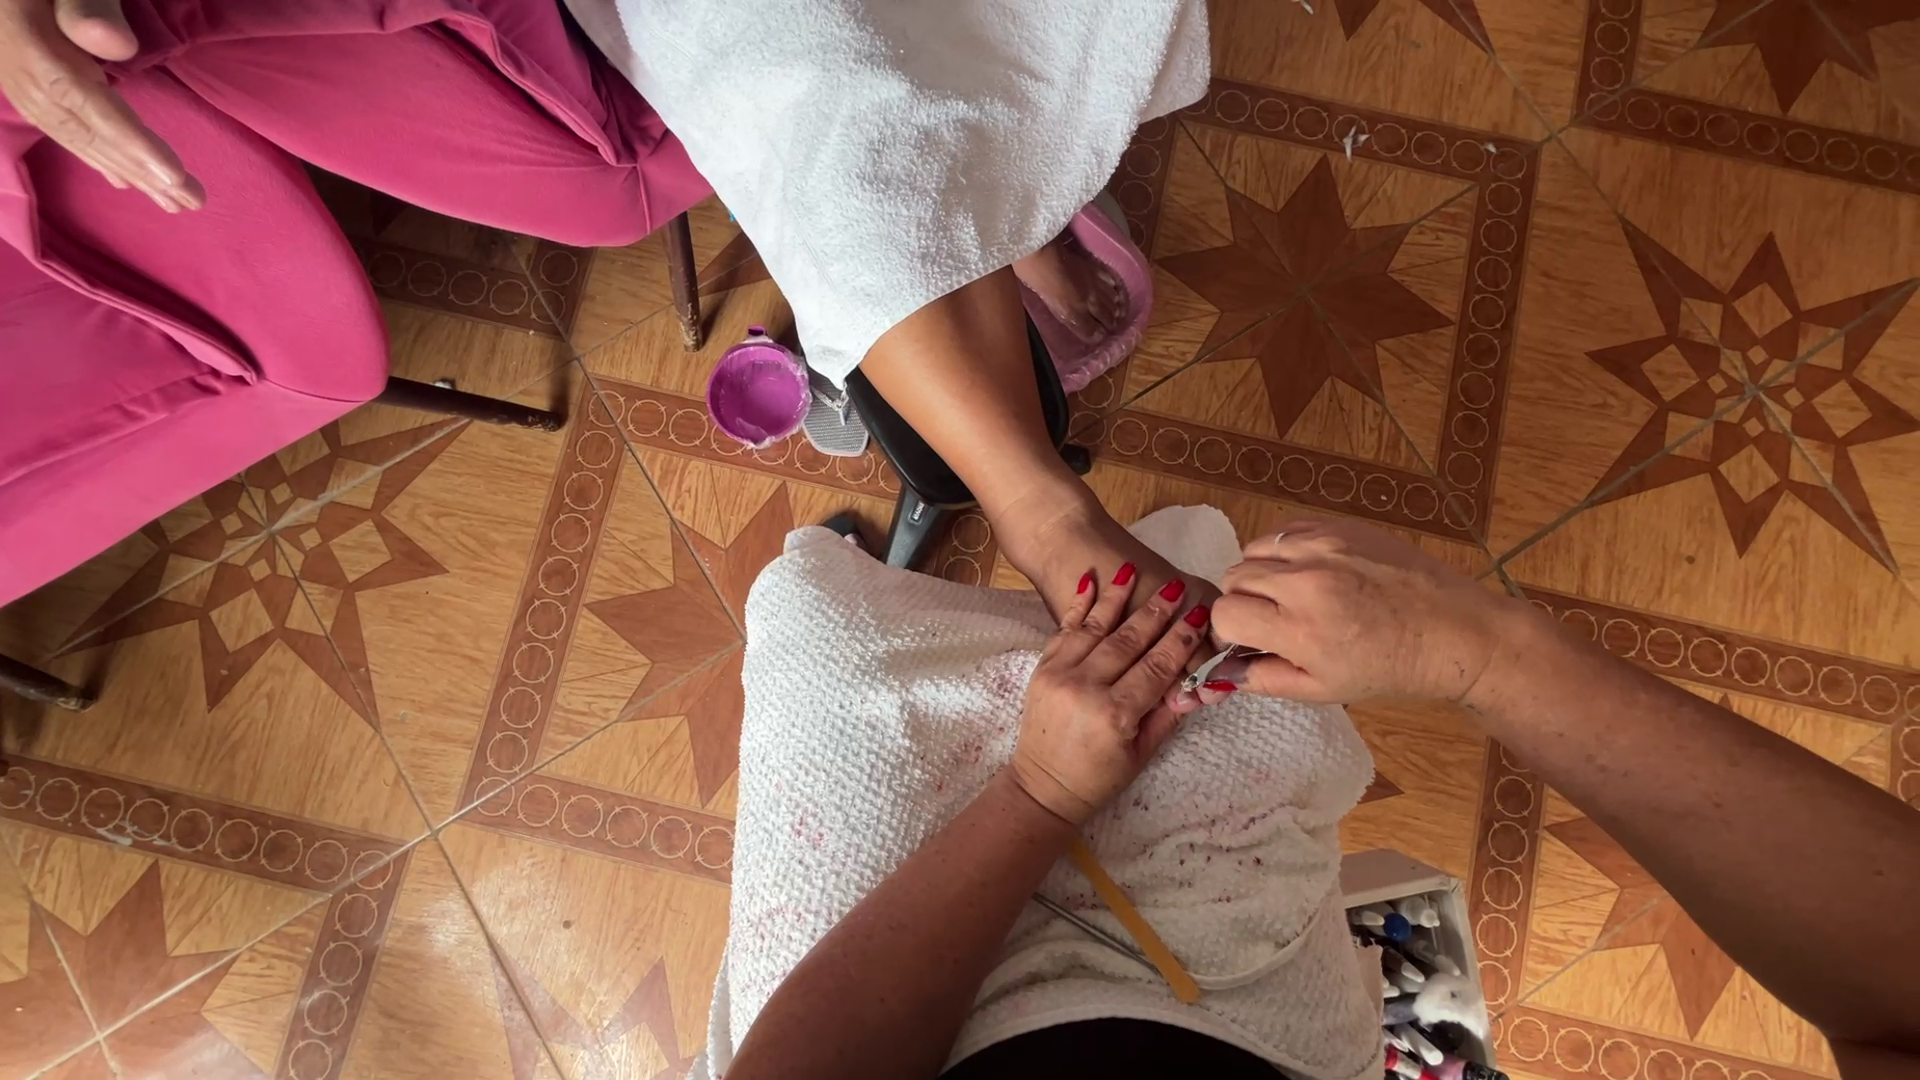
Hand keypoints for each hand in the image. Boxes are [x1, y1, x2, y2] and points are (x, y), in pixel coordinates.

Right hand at [0, 0, 202, 210]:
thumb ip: (87, 6)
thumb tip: (110, 43)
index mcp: (22, 32)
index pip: (77, 96)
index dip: (126, 138)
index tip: (173, 175)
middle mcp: (9, 57)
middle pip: (78, 124)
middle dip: (138, 168)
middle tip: (193, 202)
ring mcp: (8, 64)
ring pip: (68, 130)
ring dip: (123, 170)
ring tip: (172, 203)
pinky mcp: (16, 68)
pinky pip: (53, 122)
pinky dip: (92, 154)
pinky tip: (121, 180)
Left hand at [1008, 566, 1211, 824]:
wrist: (1042, 786)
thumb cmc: (1098, 778)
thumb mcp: (1141, 754)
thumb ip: (1168, 714)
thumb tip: (1203, 683)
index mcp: (1115, 714)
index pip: (1156, 667)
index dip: (1180, 640)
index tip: (1199, 615)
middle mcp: (1085, 687)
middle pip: (1127, 641)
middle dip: (1155, 613)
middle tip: (1175, 588)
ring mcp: (1060, 674)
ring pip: (1094, 627)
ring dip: (1116, 597)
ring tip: (1132, 569)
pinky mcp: (1042, 668)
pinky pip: (1064, 629)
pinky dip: (1078, 605)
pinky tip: (1090, 581)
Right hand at [1210, 518, 1526, 704]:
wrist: (1456, 632)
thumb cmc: (1390, 669)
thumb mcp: (1324, 690)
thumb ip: (1264, 679)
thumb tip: (1221, 672)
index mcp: (1302, 629)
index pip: (1225, 613)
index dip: (1229, 630)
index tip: (1247, 639)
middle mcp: (1306, 581)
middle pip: (1232, 579)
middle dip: (1242, 601)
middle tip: (1269, 618)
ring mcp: (1323, 547)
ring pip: (1252, 550)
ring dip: (1258, 573)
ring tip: (1286, 592)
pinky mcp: (1339, 526)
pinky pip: (1283, 531)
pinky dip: (1282, 551)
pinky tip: (1306, 570)